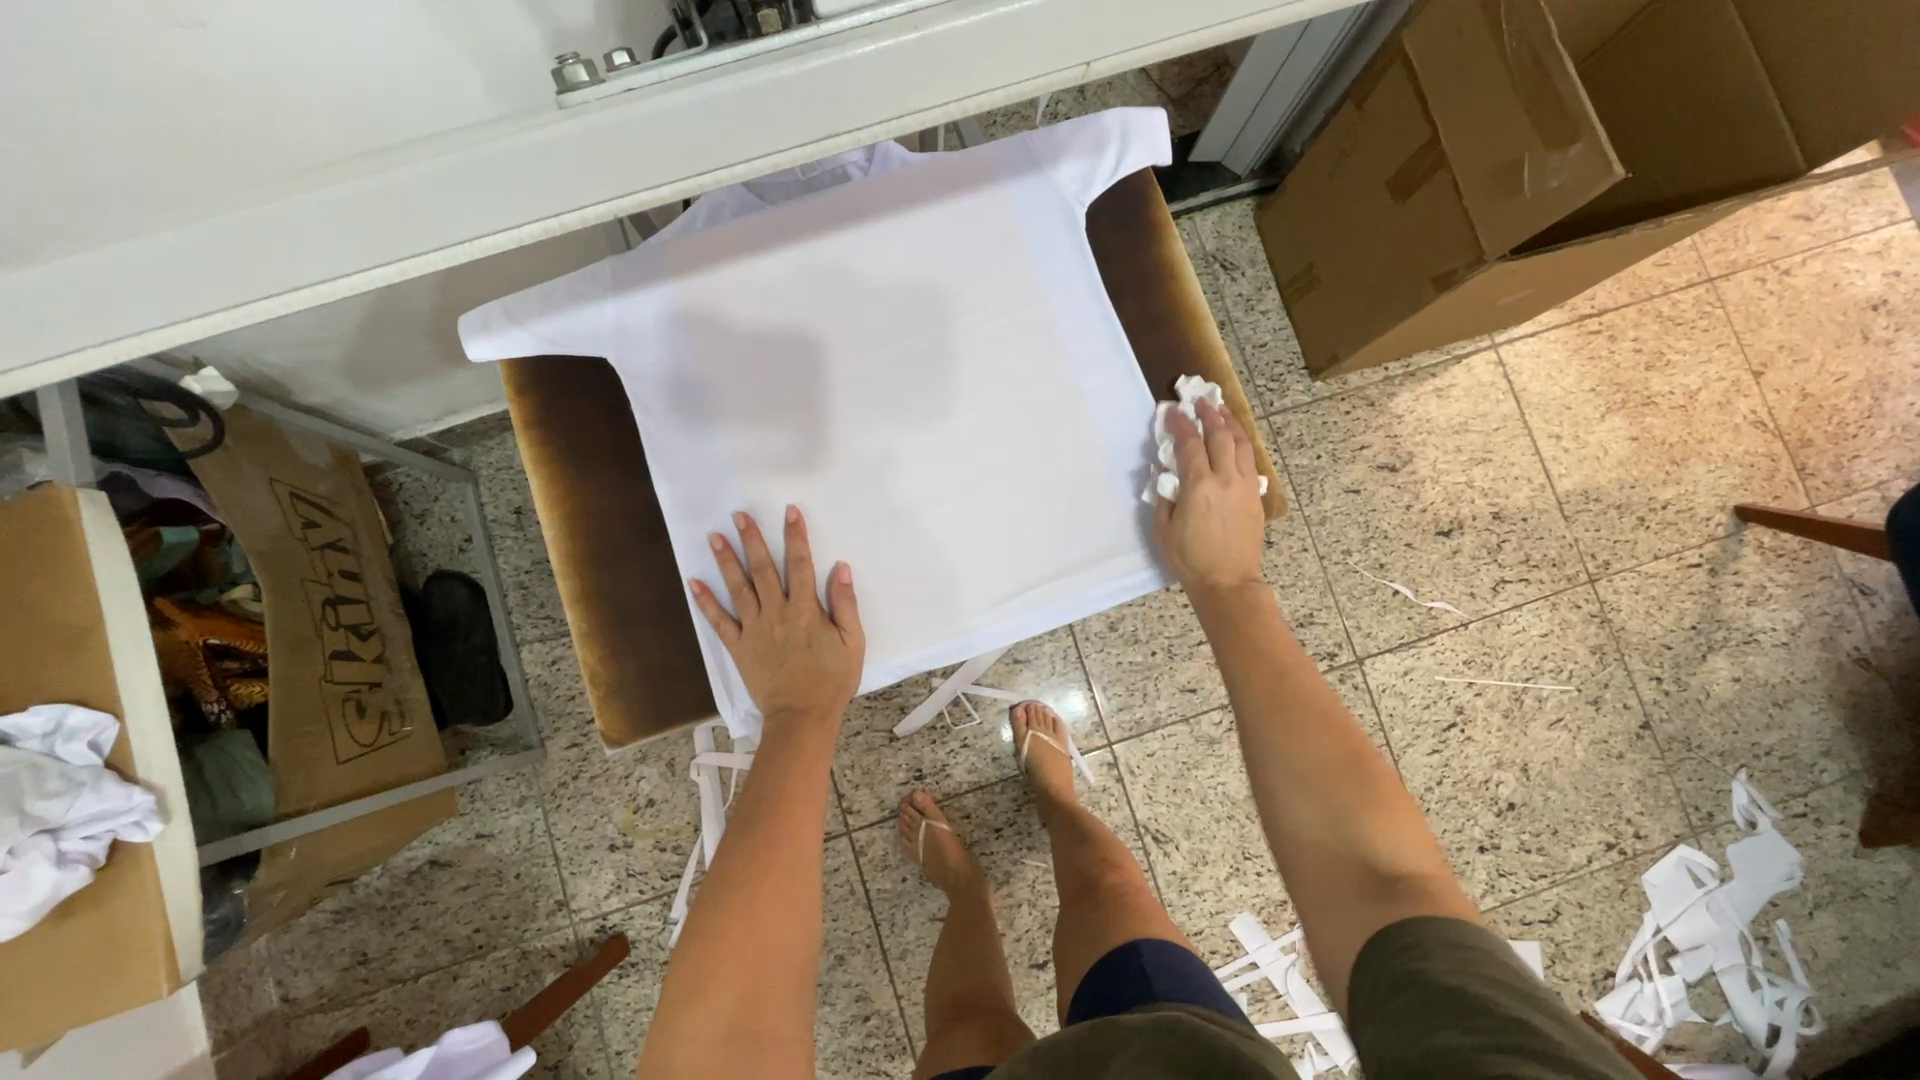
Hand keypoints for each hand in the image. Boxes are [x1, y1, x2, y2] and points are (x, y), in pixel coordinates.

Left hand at [689, 507, 864, 726]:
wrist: (801, 717)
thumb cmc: (832, 680)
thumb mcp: (852, 642)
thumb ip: (846, 605)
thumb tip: (841, 569)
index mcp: (806, 610)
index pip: (800, 564)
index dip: (795, 536)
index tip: (789, 512)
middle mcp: (777, 613)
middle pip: (763, 569)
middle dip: (753, 539)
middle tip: (739, 515)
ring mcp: (754, 629)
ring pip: (738, 588)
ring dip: (726, 560)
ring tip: (715, 536)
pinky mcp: (740, 647)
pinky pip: (719, 621)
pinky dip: (706, 602)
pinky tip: (694, 583)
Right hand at [1153, 400, 1266, 599]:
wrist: (1228, 581)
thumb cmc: (1190, 559)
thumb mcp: (1164, 528)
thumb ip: (1164, 495)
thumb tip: (1166, 472)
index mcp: (1199, 486)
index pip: (1189, 444)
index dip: (1180, 425)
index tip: (1172, 412)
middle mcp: (1225, 479)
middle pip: (1219, 436)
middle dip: (1208, 414)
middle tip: (1200, 401)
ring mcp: (1244, 486)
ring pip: (1241, 444)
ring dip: (1230, 423)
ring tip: (1221, 410)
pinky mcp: (1255, 496)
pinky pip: (1249, 461)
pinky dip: (1241, 443)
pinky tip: (1235, 439)